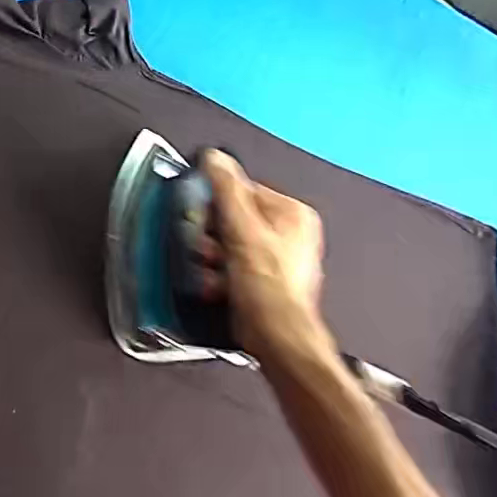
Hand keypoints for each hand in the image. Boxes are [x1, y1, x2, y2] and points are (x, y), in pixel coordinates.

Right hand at [197, 148, 325, 344]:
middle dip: (212, 233)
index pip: (240, 189)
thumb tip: (215, 158)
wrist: (277, 339)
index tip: (205, 218)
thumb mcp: (242, 229)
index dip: (215, 204)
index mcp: (291, 214)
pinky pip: (230, 262)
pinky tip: (218, 282)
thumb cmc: (270, 291)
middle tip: (210, 248)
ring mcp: (275, 257)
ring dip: (212, 255)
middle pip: (230, 216)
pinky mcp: (261, 277)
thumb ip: (226, 189)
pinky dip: (219, 271)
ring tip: (214, 269)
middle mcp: (288, 232)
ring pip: (227, 241)